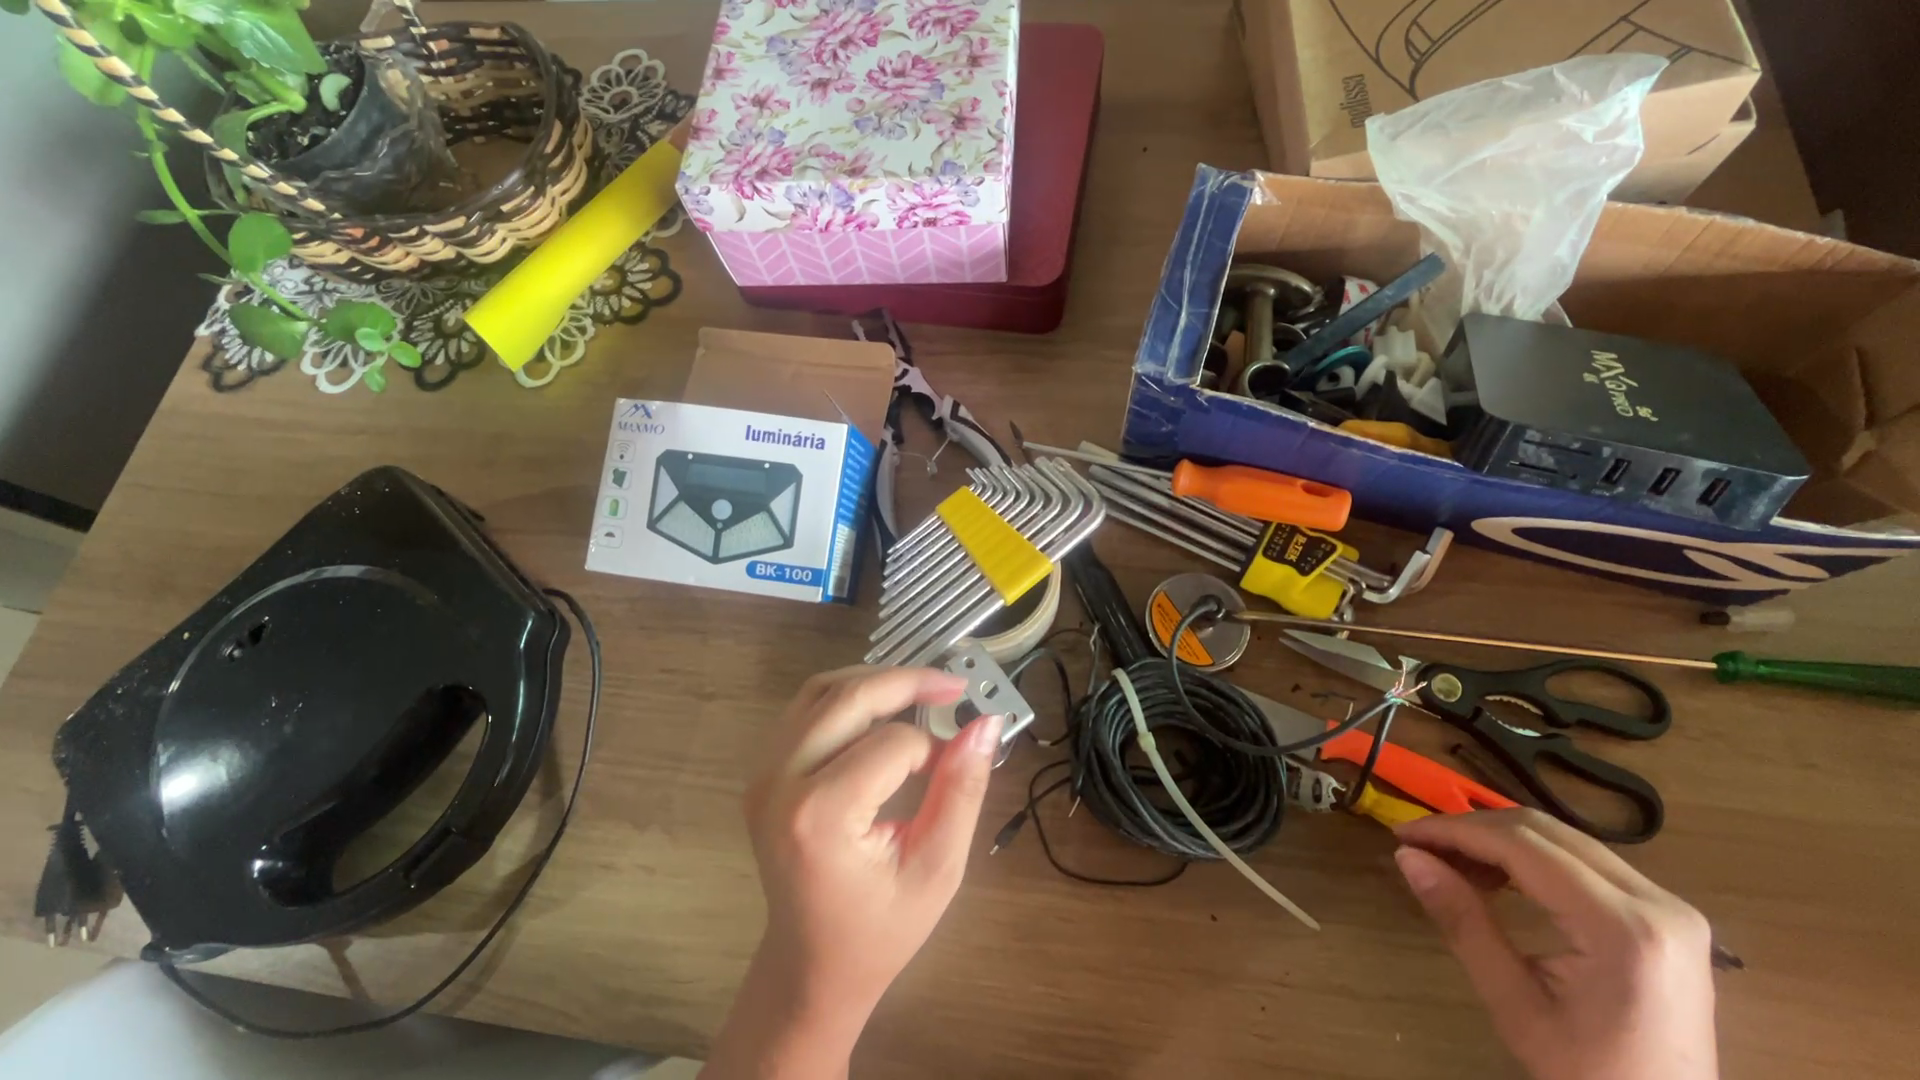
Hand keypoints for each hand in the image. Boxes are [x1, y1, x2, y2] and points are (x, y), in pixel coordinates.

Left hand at [705, 667, 1001, 1078]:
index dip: (935, 748)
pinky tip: (880, 710)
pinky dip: (845, 698)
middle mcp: (780, 783)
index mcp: (820, 815)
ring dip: (873, 682)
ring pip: (819, 691)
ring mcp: (763, 776)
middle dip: (906, 682)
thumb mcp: (936, 869)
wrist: (811, 966)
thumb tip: (986, 725)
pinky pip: (804, 711)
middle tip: (954, 684)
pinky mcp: (762, 774)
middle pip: (847, 698)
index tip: (956, 768)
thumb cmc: (880, 930)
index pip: (893, 744)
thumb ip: (961, 792)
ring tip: (920, 689)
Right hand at [1392, 809, 1717, 1079]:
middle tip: (1419, 844)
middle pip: (1545, 832)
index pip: (1524, 847)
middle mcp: (1657, 901)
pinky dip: (1531, 858)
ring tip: (1449, 861)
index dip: (1456, 831)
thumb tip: (1408, 857)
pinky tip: (1495, 876)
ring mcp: (1668, 905)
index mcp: (1623, 927)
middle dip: (1474, 829)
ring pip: (1564, 839)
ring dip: (1500, 840)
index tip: (1403, 833)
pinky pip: (1585, 861)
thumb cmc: (1587, 1073)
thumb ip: (1463, 923)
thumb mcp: (1515, 1004)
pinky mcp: (1666, 914)